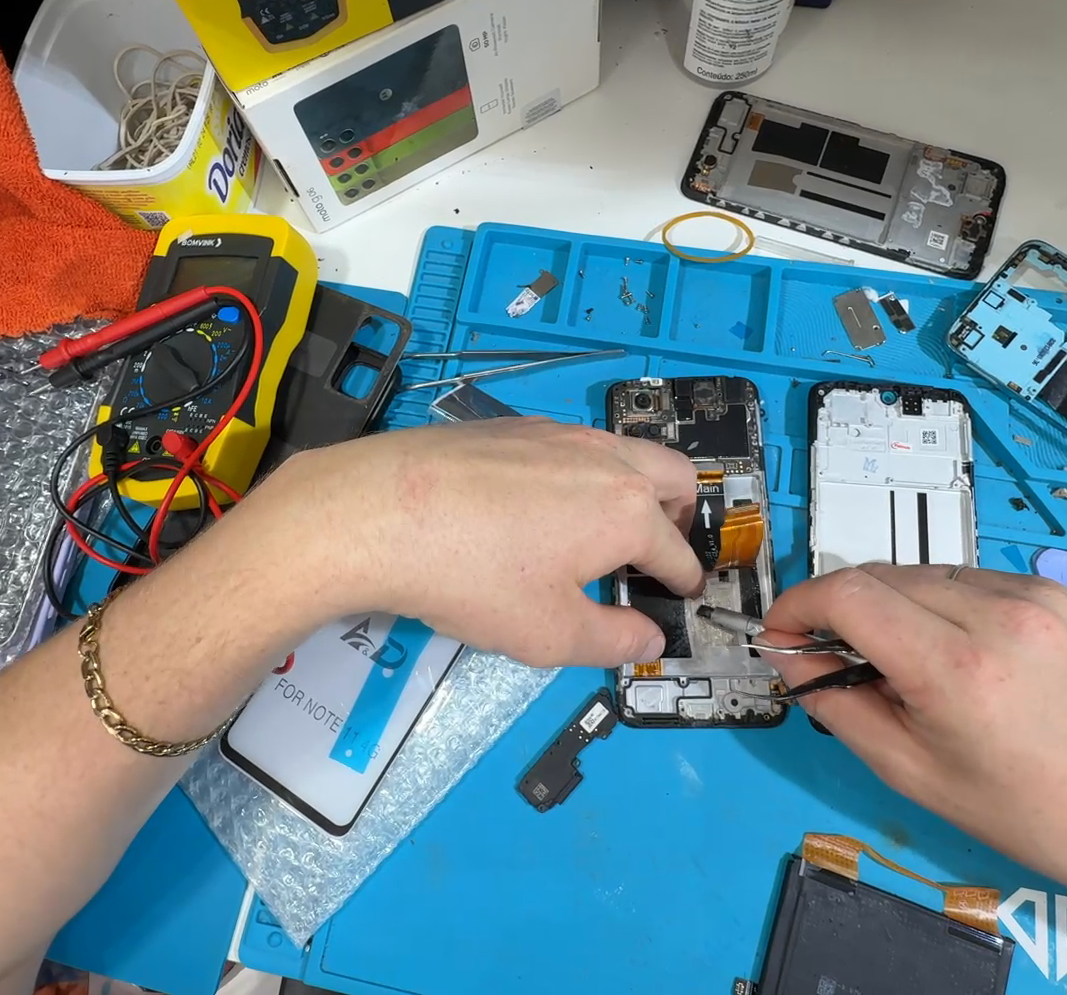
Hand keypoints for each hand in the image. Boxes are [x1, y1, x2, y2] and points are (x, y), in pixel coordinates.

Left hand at [212, 417, 703, 667]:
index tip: (681, 596)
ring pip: (625, 451)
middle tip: (657, 552)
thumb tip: (650, 640)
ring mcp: (561, 434)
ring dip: (636, 487)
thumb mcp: (549, 633)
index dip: (685, 581)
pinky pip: (576, 444)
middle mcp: (606, 461)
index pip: (678, 552)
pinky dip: (587, 472)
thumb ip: (613, 640)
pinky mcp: (518, 426)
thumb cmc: (475, 579)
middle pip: (675, 476)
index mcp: (628, 512)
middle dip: (681, 516)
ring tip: (603, 527)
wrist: (381, 510)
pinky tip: (543, 503)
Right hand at [758, 564, 1066, 885]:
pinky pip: (956, 578)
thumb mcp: (905, 769)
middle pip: (873, 576)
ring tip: (897, 659)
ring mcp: (1028, 594)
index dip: (798, 606)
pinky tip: (948, 648)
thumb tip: (783, 653)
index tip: (780, 634)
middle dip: (835, 609)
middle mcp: (994, 614)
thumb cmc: (1017, 810)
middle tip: (830, 656)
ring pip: (911, 573)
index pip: (847, 595)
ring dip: (882, 606)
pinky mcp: (1048, 590)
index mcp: (957, 668)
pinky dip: (928, 604)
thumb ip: (831, 702)